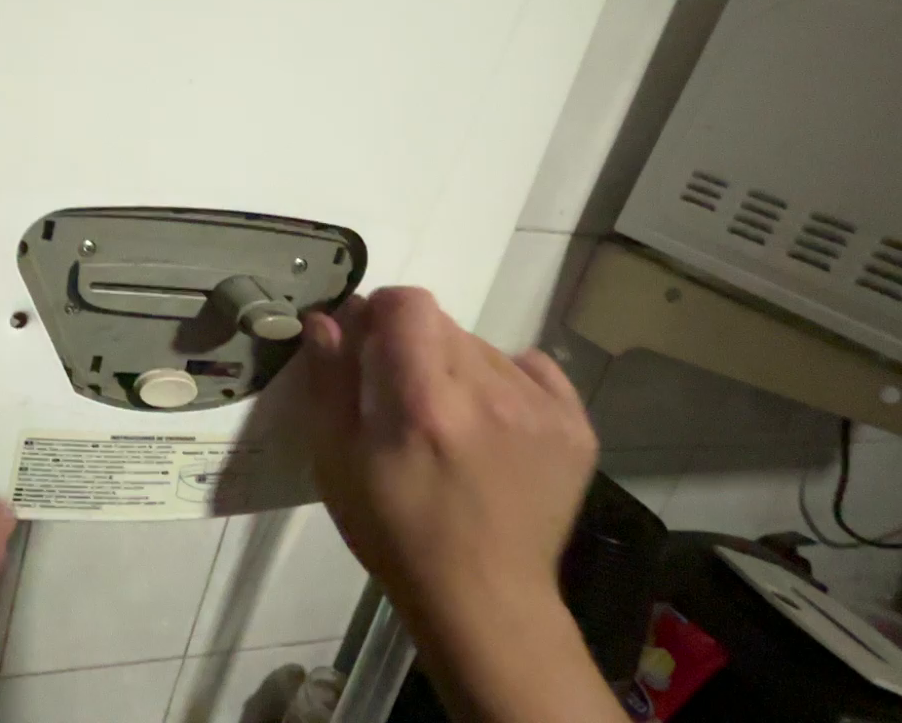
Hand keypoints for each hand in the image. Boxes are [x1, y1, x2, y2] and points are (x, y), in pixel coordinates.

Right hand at [300, 288, 596, 632]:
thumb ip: (330, 378)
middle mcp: (488, 392)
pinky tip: (490, 420)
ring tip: (449, 419)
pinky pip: (531, 367)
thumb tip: (327, 317)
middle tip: (402, 394)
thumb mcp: (336, 457)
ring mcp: (540, 408)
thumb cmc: (392, 527)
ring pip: (482, 346)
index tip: (367, 344)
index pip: (408, 303)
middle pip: (442, 323)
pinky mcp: (575, 427)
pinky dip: (504, 379)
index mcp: (422, 400)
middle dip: (412, 344)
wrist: (482, 597)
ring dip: (455, 365)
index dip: (380, 312)